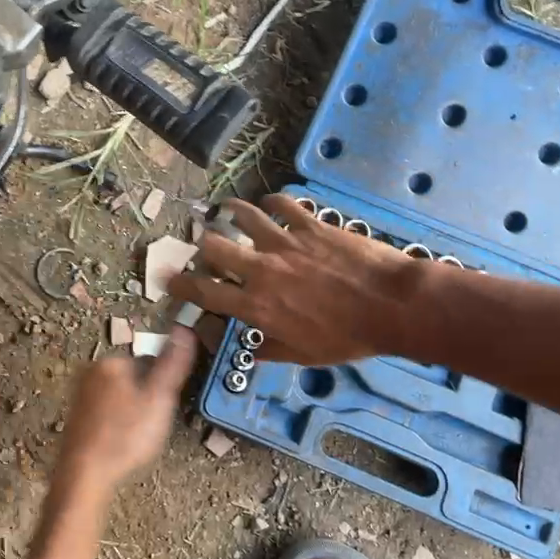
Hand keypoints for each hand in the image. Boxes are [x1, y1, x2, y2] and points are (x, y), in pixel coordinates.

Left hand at [55, 327, 197, 499]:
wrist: (84, 474)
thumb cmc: (122, 437)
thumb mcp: (159, 398)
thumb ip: (172, 363)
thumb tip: (184, 331)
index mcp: (110, 362)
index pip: (148, 361)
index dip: (161, 386)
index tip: (162, 407)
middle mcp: (90, 373)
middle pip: (133, 379)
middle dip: (145, 400)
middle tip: (149, 425)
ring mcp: (80, 396)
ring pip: (120, 399)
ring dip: (131, 415)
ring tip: (134, 438)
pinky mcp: (76, 418)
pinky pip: (106, 415)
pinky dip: (116, 427)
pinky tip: (119, 444)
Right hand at [167, 194, 431, 365]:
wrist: (390, 306)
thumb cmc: (348, 338)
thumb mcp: (304, 356)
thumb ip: (271, 349)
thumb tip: (252, 348)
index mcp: (255, 306)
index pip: (204, 292)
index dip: (180, 284)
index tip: (169, 279)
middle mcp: (261, 270)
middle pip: (214, 247)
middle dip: (202, 245)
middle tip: (204, 245)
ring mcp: (285, 243)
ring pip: (243, 217)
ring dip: (230, 212)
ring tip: (225, 208)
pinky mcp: (310, 225)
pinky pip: (283, 205)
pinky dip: (273, 202)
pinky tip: (271, 202)